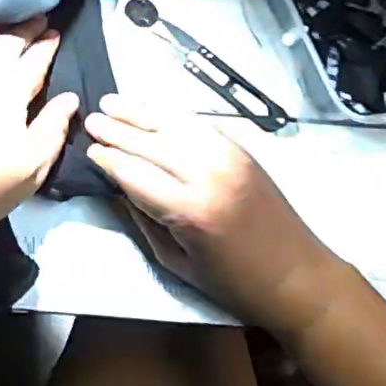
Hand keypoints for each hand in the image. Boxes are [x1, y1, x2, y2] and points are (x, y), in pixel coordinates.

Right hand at [84, 95, 350, 334]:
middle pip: (153, 143)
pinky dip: (173, 116)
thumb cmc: (233, 282)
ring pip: (175, 125)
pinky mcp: (241, 149)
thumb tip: (117, 188)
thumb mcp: (177, 263)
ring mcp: (228, 156)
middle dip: (119, 130)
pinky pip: (200, 124)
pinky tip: (155, 111)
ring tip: (114, 103)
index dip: (110, 160)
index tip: (89, 150)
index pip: (136, 174)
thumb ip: (144, 221)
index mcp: (190, 210)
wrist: (296, 274)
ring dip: (142, 112)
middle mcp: (209, 174)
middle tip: (92, 119)